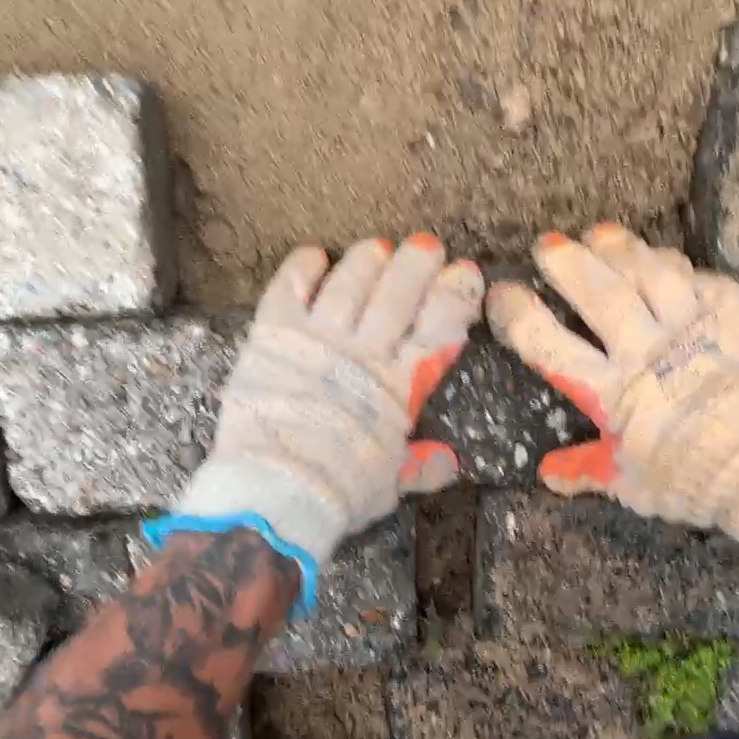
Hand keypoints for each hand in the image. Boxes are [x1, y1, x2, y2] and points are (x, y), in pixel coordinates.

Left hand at [175, 235, 482, 564]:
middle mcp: (362, 352)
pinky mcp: (273, 335)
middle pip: (397, 293)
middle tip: (426, 247)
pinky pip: (289, 288)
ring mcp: (317, 339)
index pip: (438, 327)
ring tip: (378, 249)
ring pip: (349, 282)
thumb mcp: (389, 485)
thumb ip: (420, 467)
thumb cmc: (339, 492)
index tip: (464, 274)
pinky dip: (302, 267)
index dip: (454, 296)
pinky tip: (316, 255)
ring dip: (367, 260)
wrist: (276, 492)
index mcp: (399, 386)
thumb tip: (450, 461)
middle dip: (416, 264)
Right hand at [488, 224, 738, 591]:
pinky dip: (681, 269)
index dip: (518, 315)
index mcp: (612, 392)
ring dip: (622, 250)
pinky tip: (668, 264)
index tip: (502, 295)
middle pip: (598, 292)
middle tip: (548, 245)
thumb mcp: (631, 484)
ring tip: (600, 235)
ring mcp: (696, 329)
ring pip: (651, 273)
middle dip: (567, 262)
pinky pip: (704, 282)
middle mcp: (647, 351)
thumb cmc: (694, 482)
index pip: (548, 344)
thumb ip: (586, 470)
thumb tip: (548, 472)